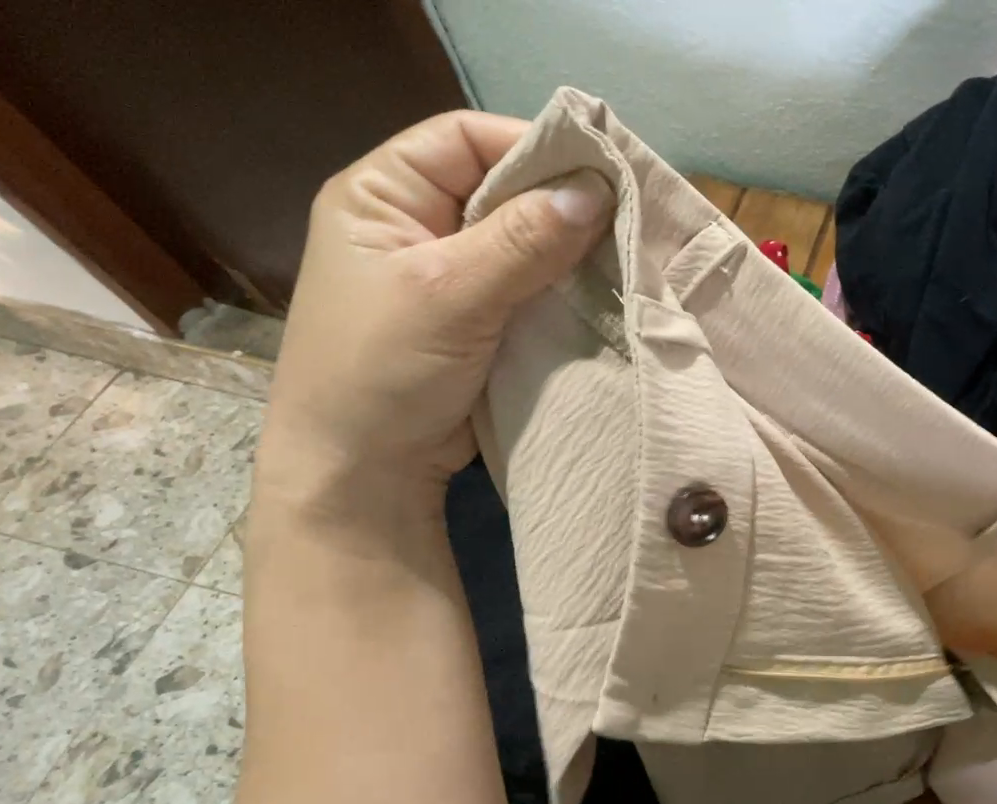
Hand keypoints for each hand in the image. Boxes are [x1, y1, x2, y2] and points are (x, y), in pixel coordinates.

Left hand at [257, 110, 609, 520]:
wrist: (368, 472)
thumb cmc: (381, 371)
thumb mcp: (448, 295)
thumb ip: (522, 241)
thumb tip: (595, 190)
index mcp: (383, 195)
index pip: (464, 139)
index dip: (531, 146)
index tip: (600, 172)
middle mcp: (419, 226)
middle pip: (502, 189)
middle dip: (563, 202)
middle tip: (629, 217)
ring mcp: (454, 277)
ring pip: (526, 243)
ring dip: (573, 252)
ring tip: (628, 256)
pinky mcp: (484, 322)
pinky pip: (535, 289)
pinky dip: (569, 290)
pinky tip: (607, 294)